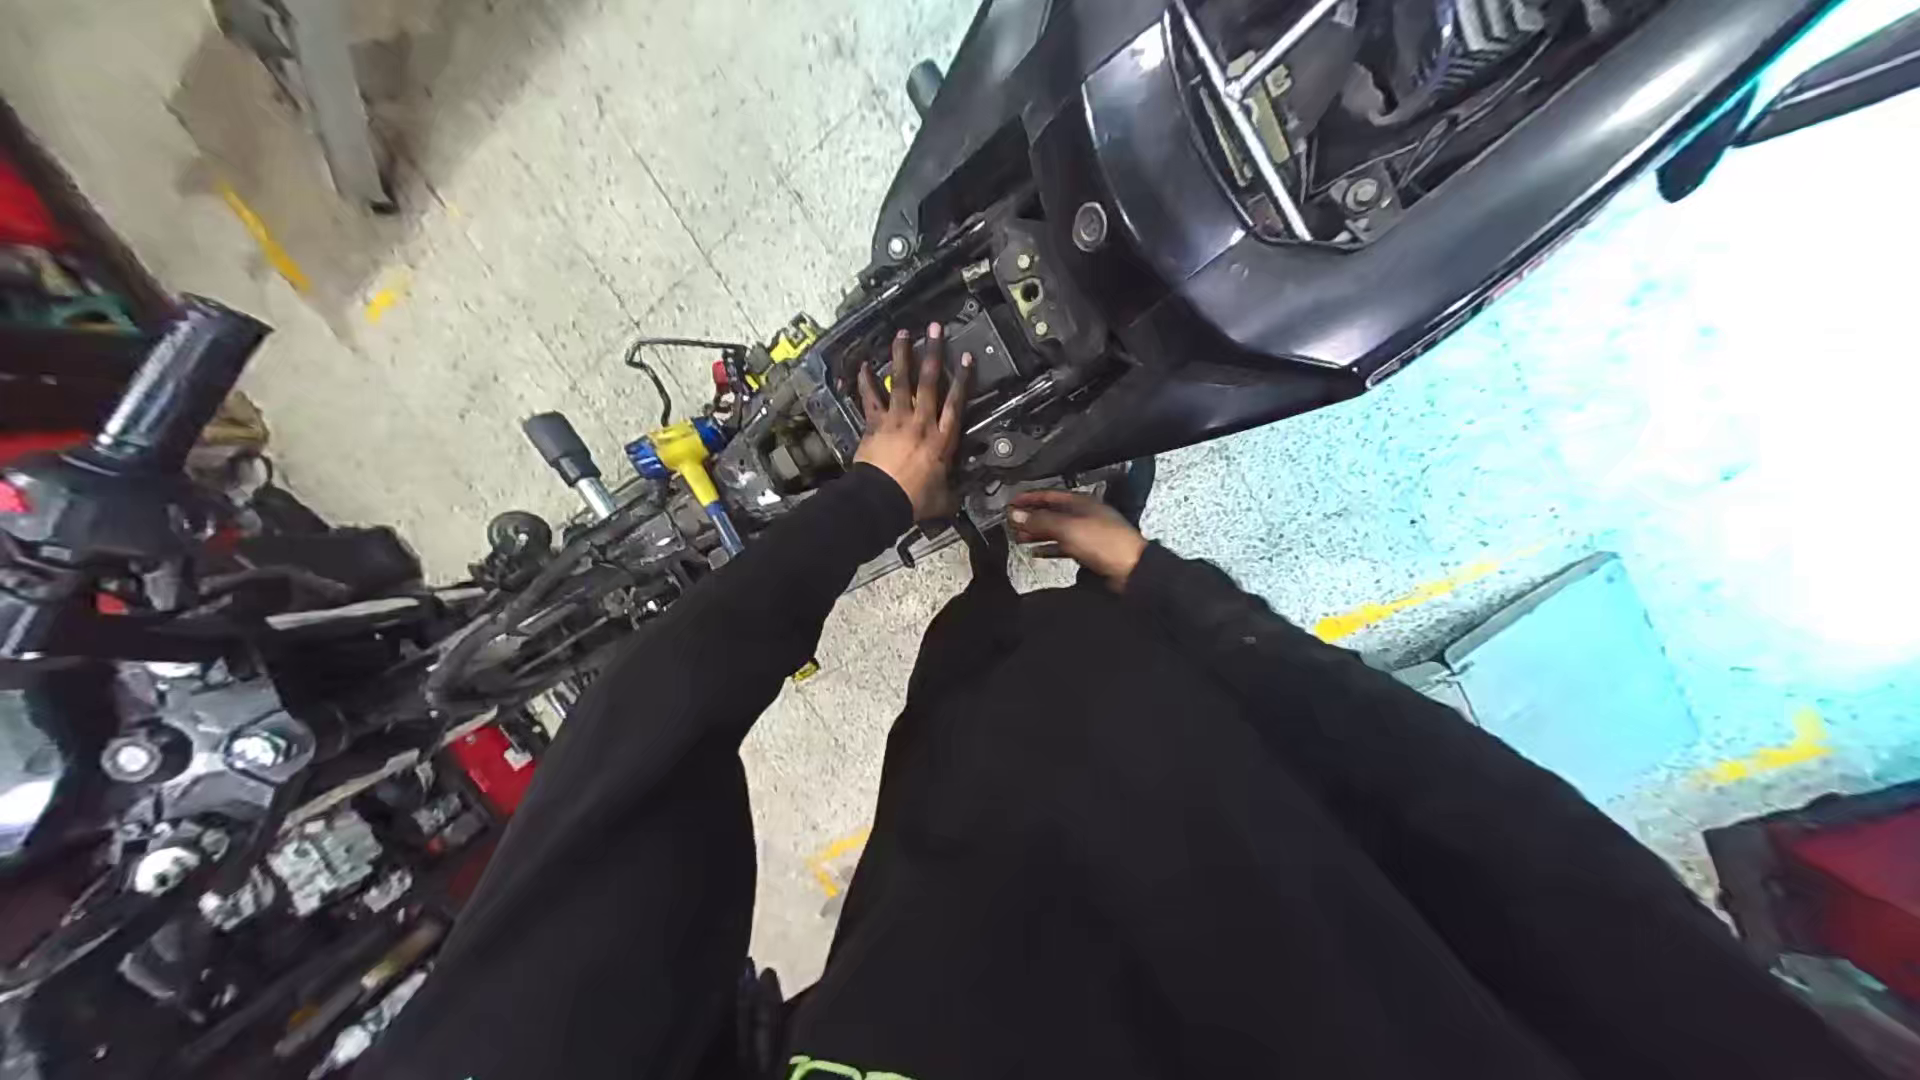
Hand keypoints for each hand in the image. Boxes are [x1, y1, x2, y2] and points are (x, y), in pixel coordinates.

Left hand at [854, 324, 972, 520]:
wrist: (882, 500)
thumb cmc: (914, 500)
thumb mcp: (943, 499)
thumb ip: (951, 491)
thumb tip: (958, 498)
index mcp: (942, 440)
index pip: (956, 403)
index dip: (962, 379)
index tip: (966, 357)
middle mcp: (921, 423)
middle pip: (929, 381)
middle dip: (933, 352)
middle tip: (935, 329)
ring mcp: (897, 420)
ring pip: (901, 381)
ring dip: (902, 356)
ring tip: (902, 334)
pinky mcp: (876, 424)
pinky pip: (871, 398)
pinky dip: (866, 382)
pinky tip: (863, 366)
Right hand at [1008, 490, 1148, 591]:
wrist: (1130, 569)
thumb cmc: (1108, 543)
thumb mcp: (1067, 528)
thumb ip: (1040, 520)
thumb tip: (1018, 514)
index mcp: (1080, 502)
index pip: (1048, 495)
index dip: (1029, 498)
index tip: (1013, 503)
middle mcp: (1083, 515)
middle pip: (1051, 512)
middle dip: (1030, 517)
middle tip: (1012, 522)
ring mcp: (1086, 533)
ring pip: (1055, 530)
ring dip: (1036, 533)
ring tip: (1019, 537)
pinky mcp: (1088, 551)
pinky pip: (1062, 546)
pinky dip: (1048, 548)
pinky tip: (1037, 552)